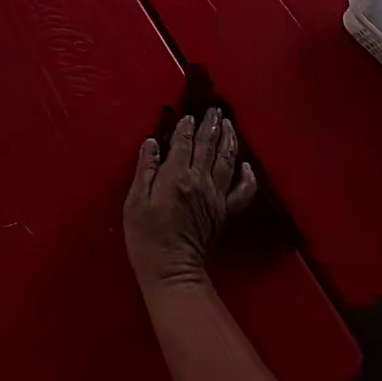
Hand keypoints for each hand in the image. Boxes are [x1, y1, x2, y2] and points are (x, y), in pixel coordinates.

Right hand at [124, 109, 257, 290]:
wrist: (169, 271)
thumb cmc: (145, 237)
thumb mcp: (134, 202)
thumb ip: (145, 169)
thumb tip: (152, 142)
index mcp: (176, 176)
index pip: (183, 143)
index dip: (186, 127)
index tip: (189, 116)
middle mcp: (199, 180)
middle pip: (208, 145)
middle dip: (211, 125)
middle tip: (215, 109)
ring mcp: (216, 195)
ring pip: (226, 159)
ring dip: (228, 139)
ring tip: (228, 124)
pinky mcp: (225, 210)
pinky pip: (241, 191)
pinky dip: (246, 176)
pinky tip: (246, 165)